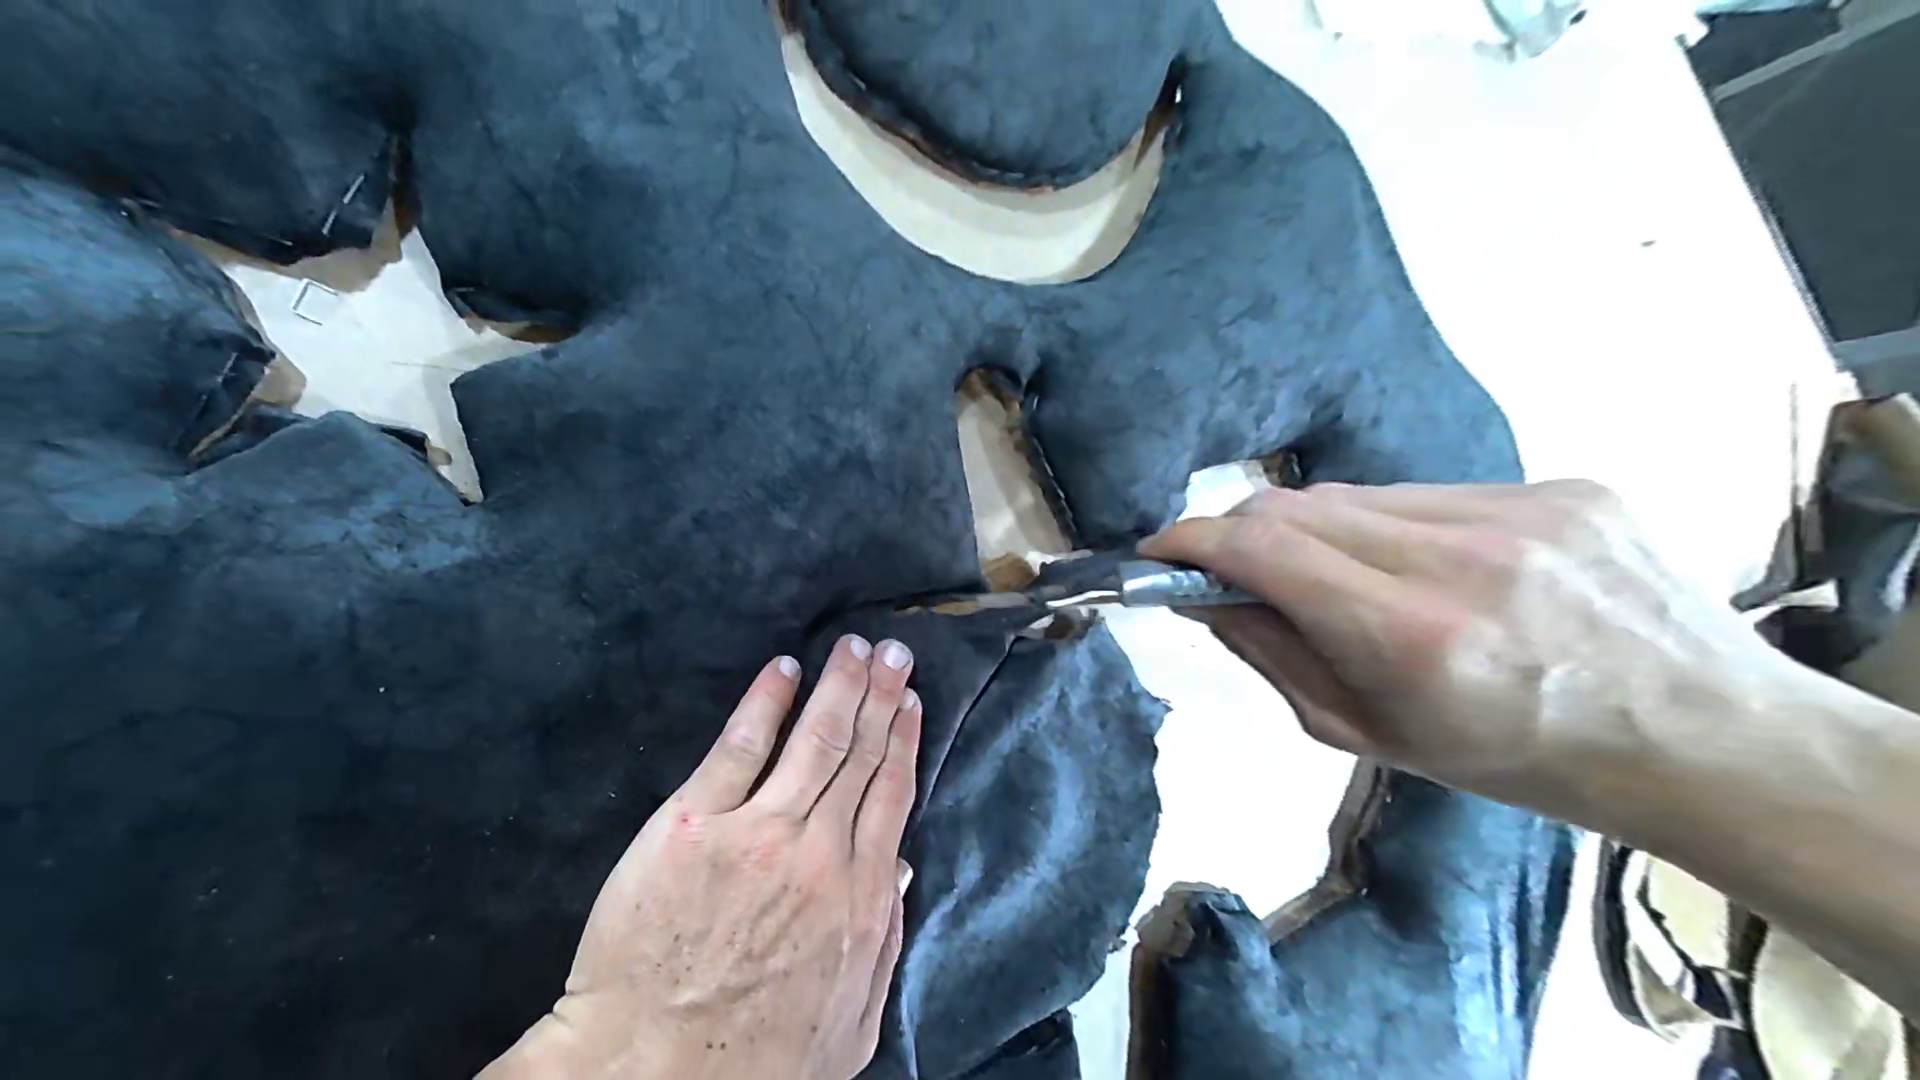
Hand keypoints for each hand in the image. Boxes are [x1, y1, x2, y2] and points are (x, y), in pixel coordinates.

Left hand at [481, 635, 921, 1079]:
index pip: (891, 793)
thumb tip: (902, 866)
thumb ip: (885, 939)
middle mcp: (818, 850)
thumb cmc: (756, 1059)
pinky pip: (739, 747)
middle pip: (860, 753)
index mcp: (859, 893)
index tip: (911, 702)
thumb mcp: (850, 1022)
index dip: (903, 739)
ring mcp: (757, 830)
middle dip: (881, 695)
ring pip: (813, 738)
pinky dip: (765, 703)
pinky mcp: (693, 823)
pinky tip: (784, 670)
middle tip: (895, 652)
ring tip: (855, 648)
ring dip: (839, 686)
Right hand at [1142, 481, 1797, 812]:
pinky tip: (1424, 565)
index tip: (1158, 548)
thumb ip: (1267, 652)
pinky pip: (1422, 491)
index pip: (1264, 549)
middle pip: (1296, 506)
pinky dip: (1386, 523)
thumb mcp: (1361, 733)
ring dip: (1315, 529)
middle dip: (1245, 533)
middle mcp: (1464, 558)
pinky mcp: (1559, 486)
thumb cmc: (1510, 759)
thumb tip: (1202, 592)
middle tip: (1239, 569)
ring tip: (1341, 575)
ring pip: (1354, 492)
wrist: (1703, 742)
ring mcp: (1521, 511)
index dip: (1193, 539)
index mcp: (1413, 638)